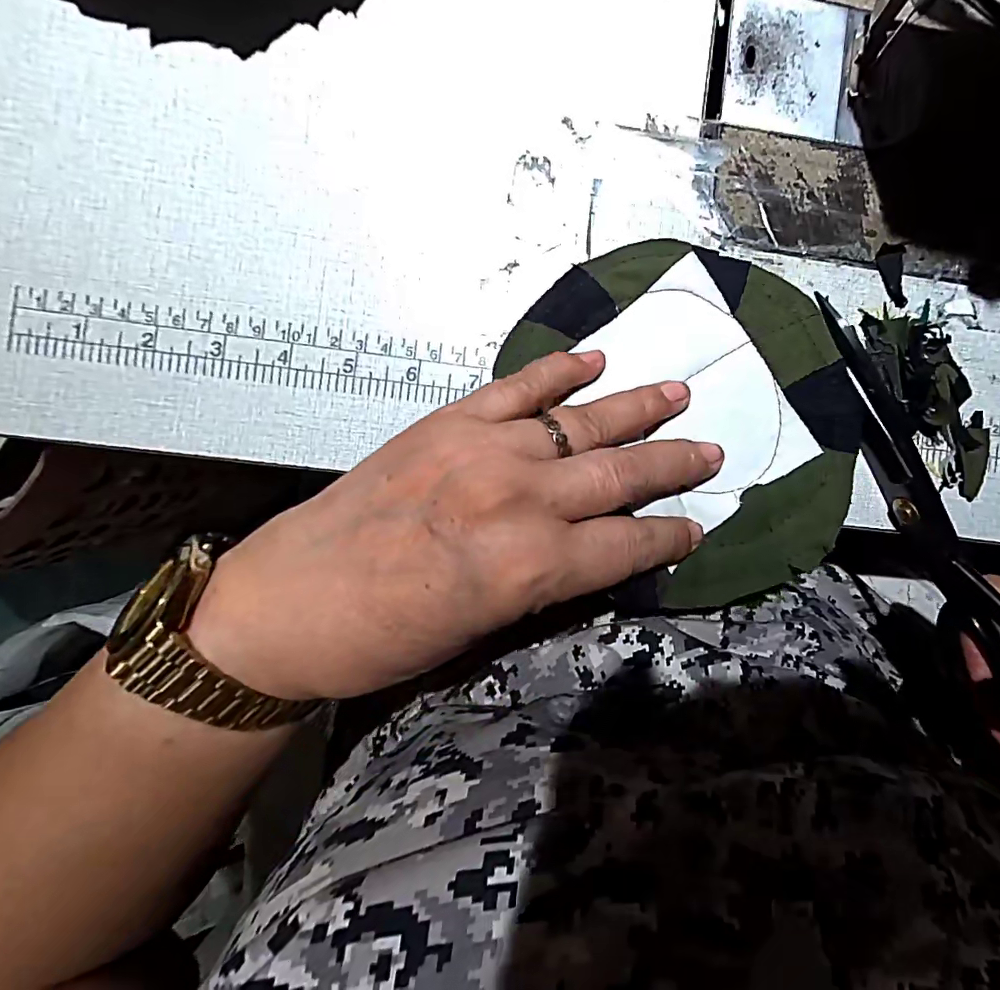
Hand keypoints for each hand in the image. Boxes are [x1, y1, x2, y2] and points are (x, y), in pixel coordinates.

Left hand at [184, 350, 723, 701]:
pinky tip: (590, 361)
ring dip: (633, 409)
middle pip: (616, 475)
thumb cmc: (378, 640)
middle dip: (671, 466)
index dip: (668, 536)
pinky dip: (554, 373)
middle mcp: (515, 498)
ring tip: (677, 394)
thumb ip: (536, 585)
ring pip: (577, 424)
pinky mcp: (442, 425)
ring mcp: (478, 451)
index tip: (697, 526)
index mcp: (528, 566)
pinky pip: (512, 390)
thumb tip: (583, 556)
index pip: (626, 545)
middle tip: (712, 453)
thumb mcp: (474, 633)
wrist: (287, 600)